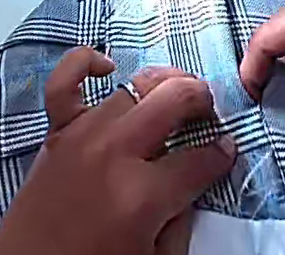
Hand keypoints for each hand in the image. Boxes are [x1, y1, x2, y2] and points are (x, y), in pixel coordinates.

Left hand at [0, 48, 236, 254]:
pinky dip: (85, 63)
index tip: (227, 149)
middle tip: (209, 107)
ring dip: (161, 83)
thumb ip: (178, 222)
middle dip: (199, 99)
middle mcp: (114, 153)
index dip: (220, 155)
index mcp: (142, 196)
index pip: (198, 162)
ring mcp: (83, 133)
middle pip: (170, 102)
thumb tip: (191, 181)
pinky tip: (107, 66)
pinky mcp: (57, 128)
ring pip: (131, 88)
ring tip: (176, 88)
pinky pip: (66, 80)